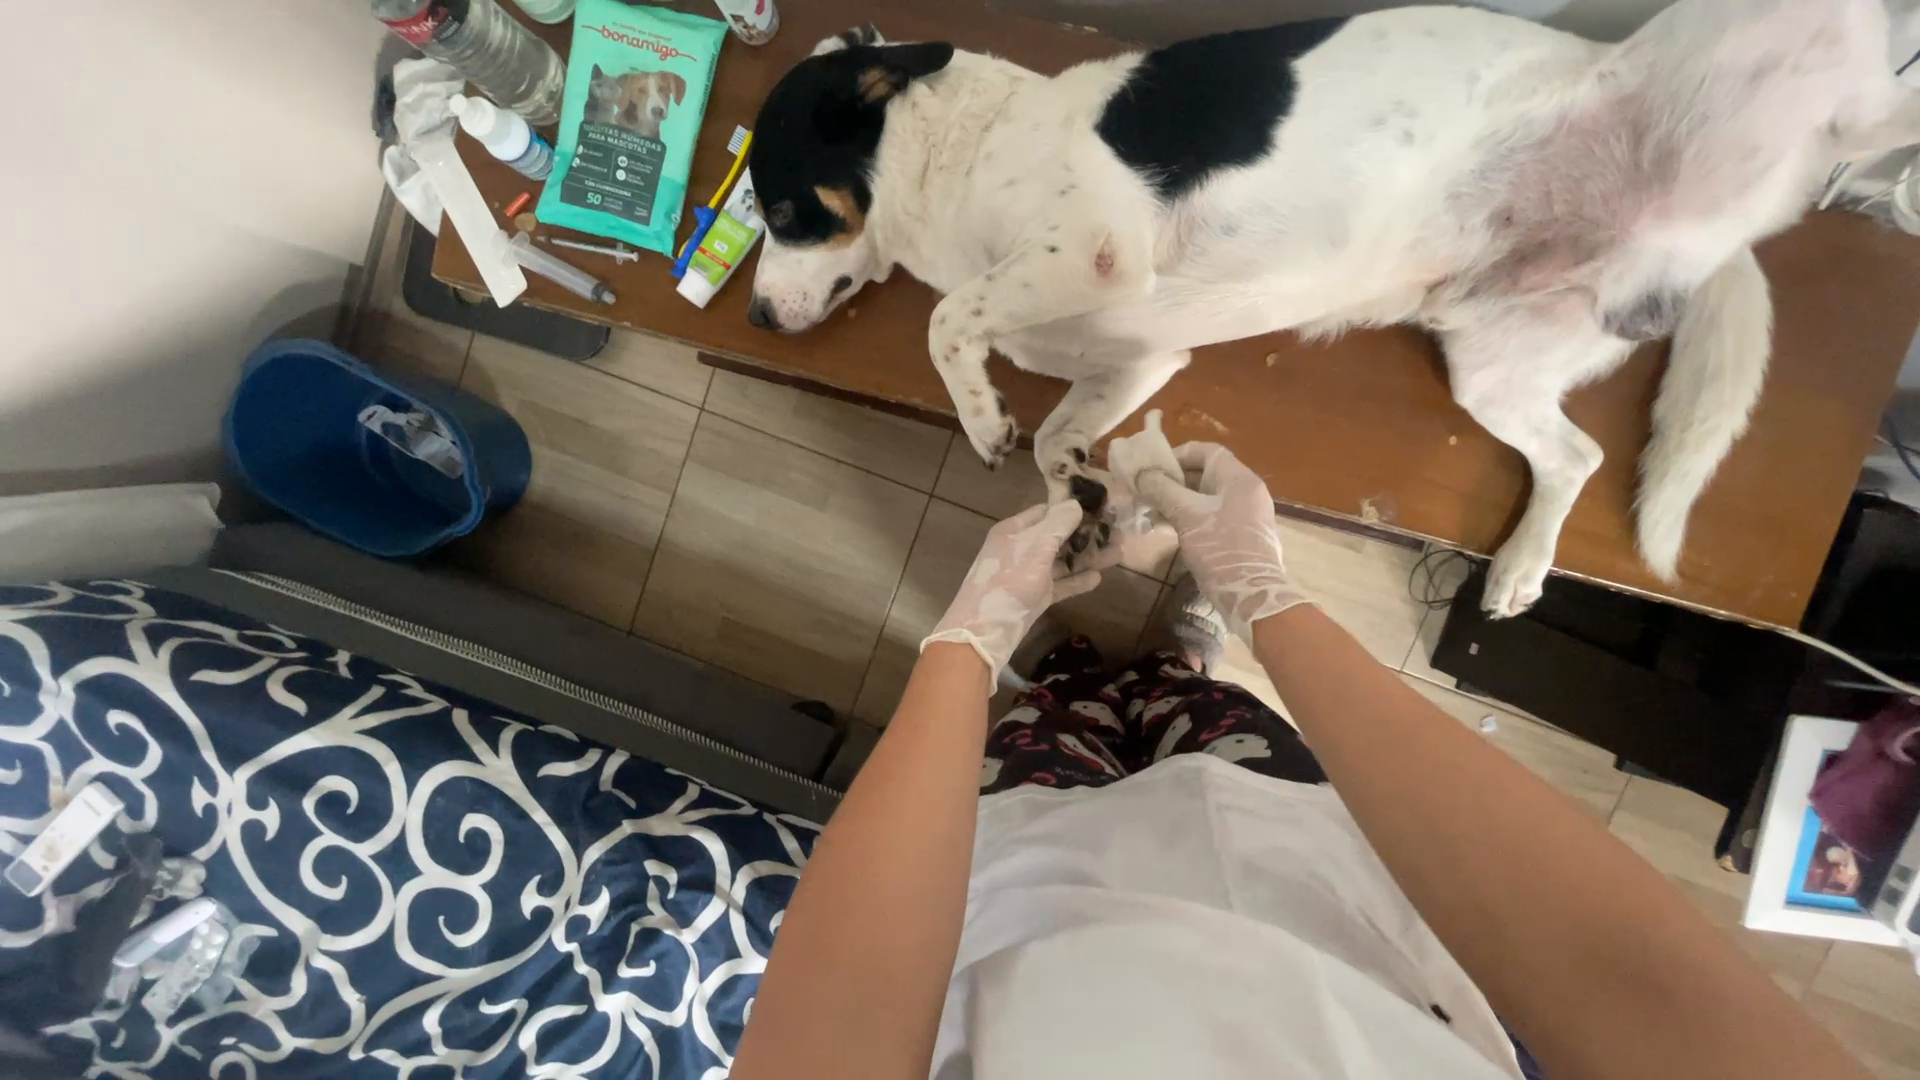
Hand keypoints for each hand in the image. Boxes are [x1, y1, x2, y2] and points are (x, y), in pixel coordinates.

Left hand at [922, 502, 1105, 680]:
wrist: (987, 628)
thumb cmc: (1009, 580)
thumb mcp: (1035, 546)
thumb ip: (1057, 524)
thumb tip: (1076, 504)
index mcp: (1015, 530)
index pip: (1046, 511)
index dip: (1072, 508)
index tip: (1101, 506)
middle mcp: (1022, 548)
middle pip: (1059, 536)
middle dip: (1087, 534)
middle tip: (1119, 532)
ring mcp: (1029, 574)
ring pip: (1063, 561)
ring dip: (1088, 557)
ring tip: (1119, 553)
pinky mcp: (1036, 596)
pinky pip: (1060, 584)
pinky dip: (1078, 581)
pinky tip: (1098, 578)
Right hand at [1134, 442, 1309, 641]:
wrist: (1251, 596)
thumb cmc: (1221, 549)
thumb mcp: (1187, 516)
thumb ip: (1163, 491)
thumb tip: (1142, 474)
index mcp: (1239, 480)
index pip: (1208, 451)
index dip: (1178, 454)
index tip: (1153, 468)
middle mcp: (1245, 492)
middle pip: (1205, 474)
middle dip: (1173, 480)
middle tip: (1146, 490)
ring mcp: (1245, 515)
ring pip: (1205, 497)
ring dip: (1176, 500)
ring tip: (1150, 510)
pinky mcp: (1240, 535)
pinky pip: (1210, 516)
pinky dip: (1188, 516)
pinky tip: (1165, 527)